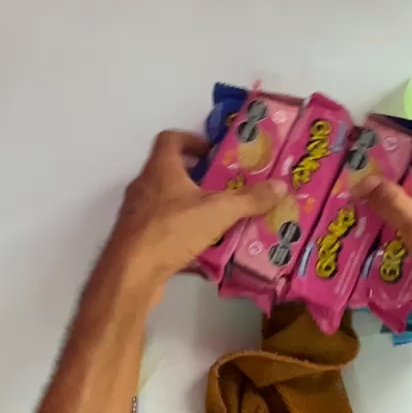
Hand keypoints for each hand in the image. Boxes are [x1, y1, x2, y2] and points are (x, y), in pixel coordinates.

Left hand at [104, 130, 285, 288]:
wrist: (131, 273)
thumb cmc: (170, 230)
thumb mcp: (217, 211)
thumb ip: (249, 198)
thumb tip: (280, 186)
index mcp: (160, 168)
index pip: (170, 139)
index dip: (192, 139)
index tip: (213, 152)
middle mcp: (145, 185)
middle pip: (171, 170)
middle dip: (198, 176)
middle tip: (225, 185)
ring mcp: (138, 213)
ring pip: (167, 200)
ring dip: (191, 205)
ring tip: (220, 216)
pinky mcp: (137, 238)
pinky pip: (164, 227)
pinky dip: (182, 231)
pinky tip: (203, 246)